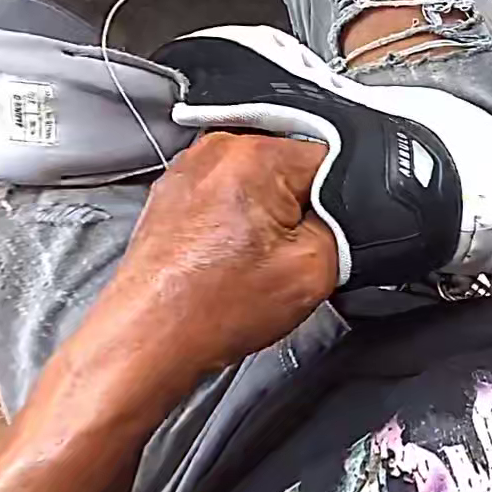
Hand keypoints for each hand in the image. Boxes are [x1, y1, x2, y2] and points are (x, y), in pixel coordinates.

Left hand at [85, 132, 336, 399]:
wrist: (145, 342)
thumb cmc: (208, 310)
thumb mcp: (316, 269)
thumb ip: (346, 226)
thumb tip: (346, 211)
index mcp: (258, 156)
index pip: (334, 160)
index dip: (341, 203)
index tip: (325, 234)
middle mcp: (221, 149)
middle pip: (298, 167)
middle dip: (305, 207)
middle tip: (290, 251)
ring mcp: (193, 167)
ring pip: (266, 182)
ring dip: (272, 214)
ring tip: (253, 256)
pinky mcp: (177, 190)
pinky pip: (232, 193)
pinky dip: (241, 220)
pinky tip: (232, 256)